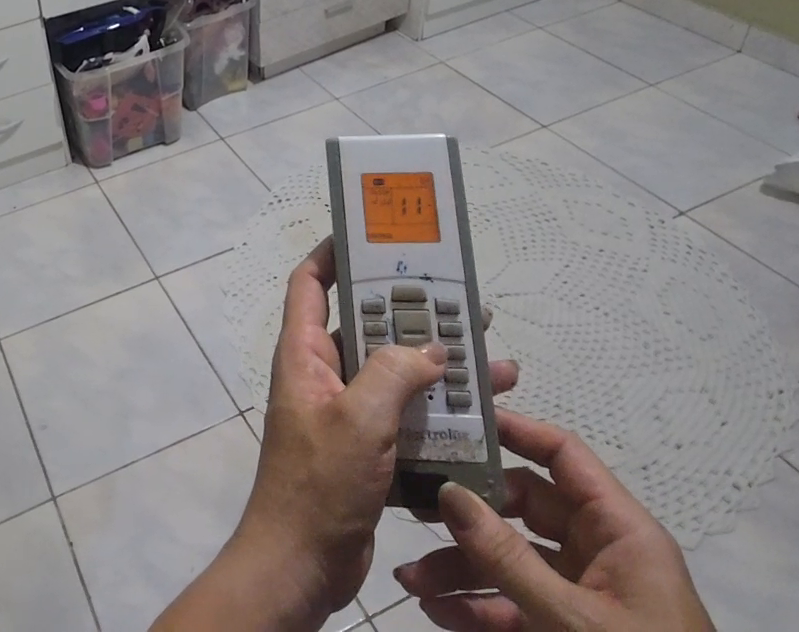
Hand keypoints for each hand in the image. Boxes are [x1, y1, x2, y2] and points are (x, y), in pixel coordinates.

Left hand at [153, 238, 518, 630]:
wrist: (302, 562)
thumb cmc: (319, 482)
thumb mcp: (358, 419)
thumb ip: (395, 374)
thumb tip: (430, 347)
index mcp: (304, 354)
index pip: (309, 284)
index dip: (333, 255)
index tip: (372, 236)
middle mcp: (323, 374)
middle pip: (367, 327)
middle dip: (414, 315)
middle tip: (466, 305)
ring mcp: (345, 413)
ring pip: (395, 374)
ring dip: (440, 367)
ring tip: (496, 361)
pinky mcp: (367, 448)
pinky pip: (407, 416)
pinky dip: (441, 412)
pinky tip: (486, 416)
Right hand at [392, 411, 714, 631]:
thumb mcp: (571, 618)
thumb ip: (507, 557)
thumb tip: (448, 492)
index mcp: (619, 531)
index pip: (562, 455)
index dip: (514, 430)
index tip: (456, 419)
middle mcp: (599, 553)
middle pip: (521, 509)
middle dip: (465, 517)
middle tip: (415, 512)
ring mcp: (582, 596)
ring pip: (509, 562)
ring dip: (459, 570)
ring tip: (411, 580)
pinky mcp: (565, 631)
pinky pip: (513, 607)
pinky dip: (475, 608)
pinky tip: (436, 611)